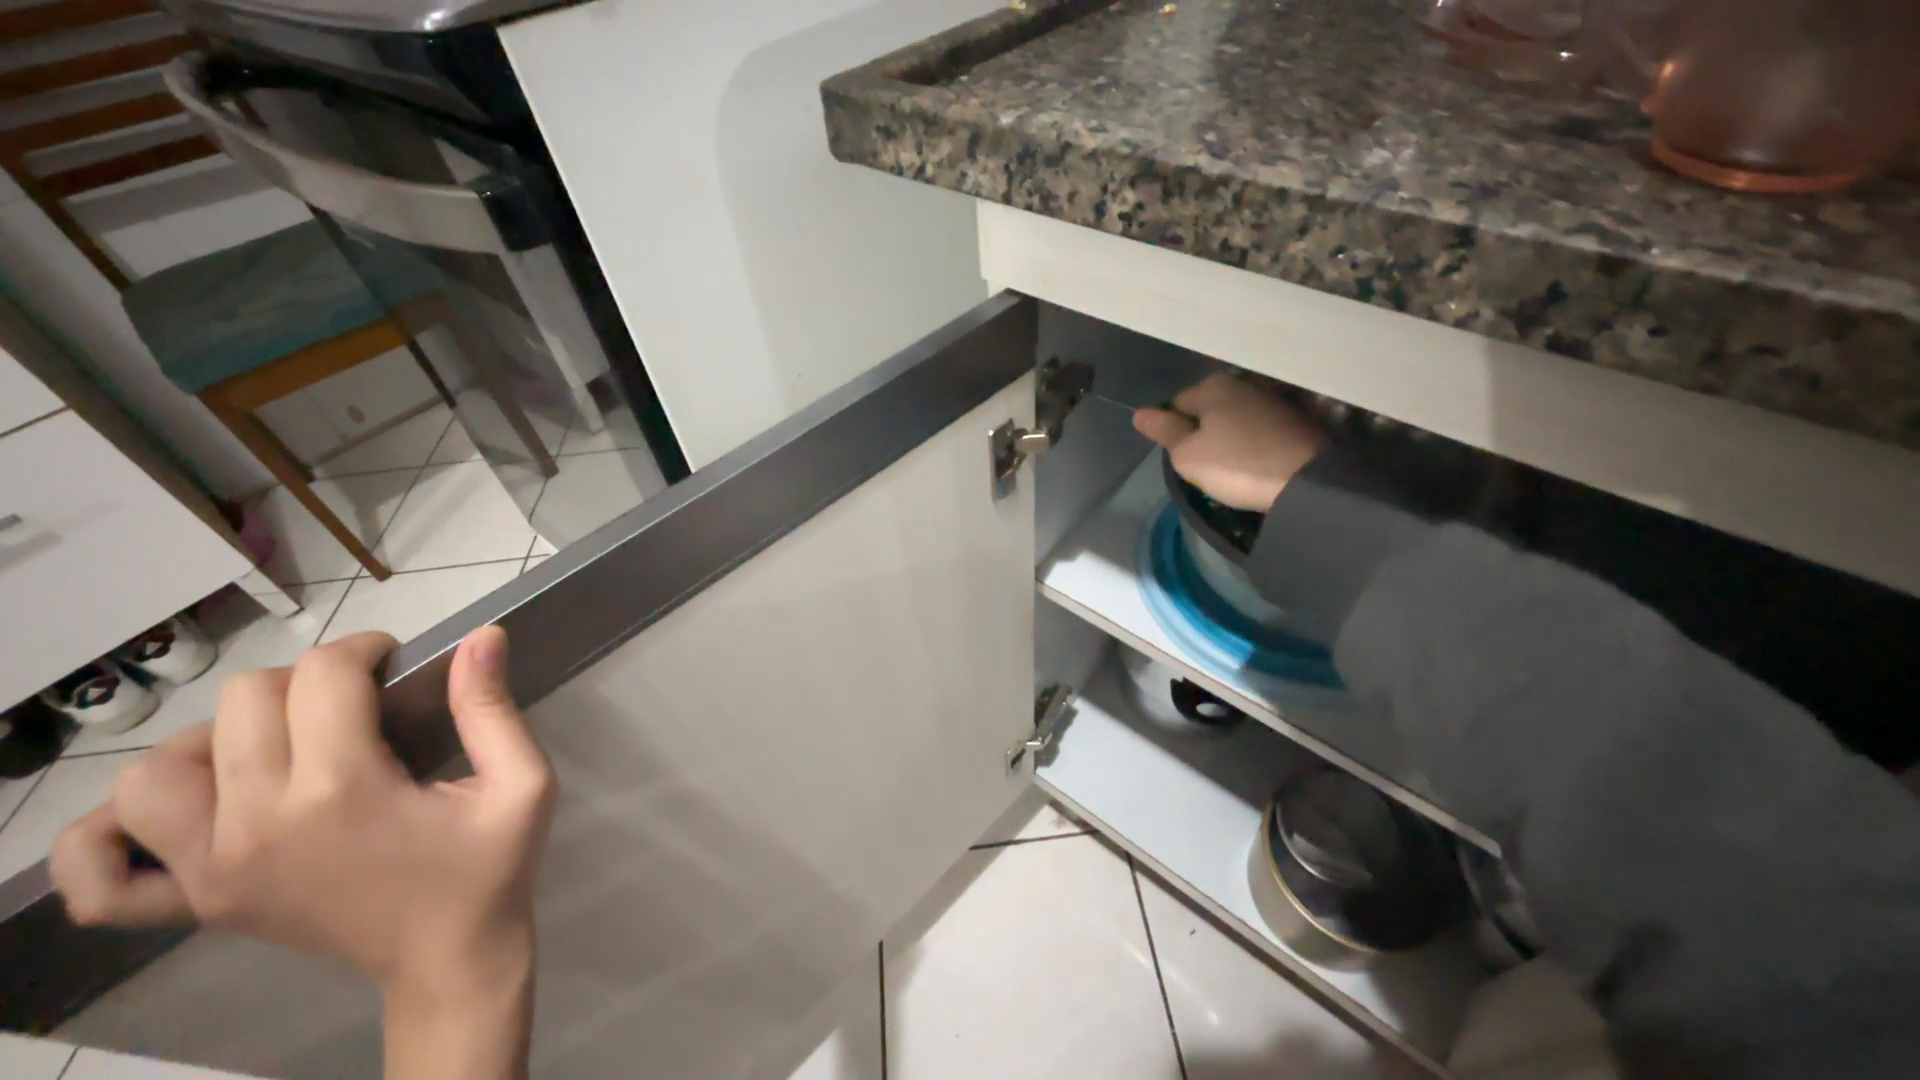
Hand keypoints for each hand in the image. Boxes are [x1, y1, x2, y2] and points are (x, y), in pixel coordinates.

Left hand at [51, 626, 555, 1010]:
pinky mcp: (195, 903)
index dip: (364, 649)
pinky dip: (108, 840)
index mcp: (345, 789)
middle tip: (352, 704)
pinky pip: (99, 875)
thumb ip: (493, 708)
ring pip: (158, 769)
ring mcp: (213, 869)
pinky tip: (178, 814)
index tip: (394, 662)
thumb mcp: (523, 784)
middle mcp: (260, 824)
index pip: (323, 676)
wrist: (448, 958)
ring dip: (215, 739)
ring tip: (278, 748)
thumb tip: (483, 635)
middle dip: (304, 681)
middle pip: (242, 702)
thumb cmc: (488, 868)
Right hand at [1133, 373, 1328, 511]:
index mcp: (1213, 386)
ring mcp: (1273, 399)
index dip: (1175, 431)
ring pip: (1236, 418)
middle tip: (1207, 465)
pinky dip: (1255, 443)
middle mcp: (1243, 383)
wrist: (1306, 480)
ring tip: (1234, 467)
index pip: (1177, 404)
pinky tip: (1258, 464)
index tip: (1184, 457)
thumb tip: (1139, 413)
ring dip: (1230, 437)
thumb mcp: (1188, 456)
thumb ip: (1164, 432)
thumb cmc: (1236, 465)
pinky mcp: (1296, 419)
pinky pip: (1261, 429)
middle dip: (1204, 431)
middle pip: (1208, 409)